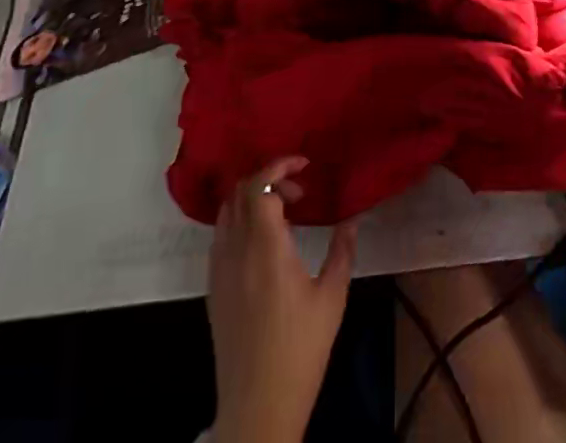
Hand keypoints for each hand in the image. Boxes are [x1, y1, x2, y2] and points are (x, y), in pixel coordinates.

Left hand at [207, 157, 356, 442]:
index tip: (304, 164)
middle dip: (269, 179)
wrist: (258, 401)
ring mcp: (219, 267)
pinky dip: (240, 220)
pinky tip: (265, 240)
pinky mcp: (213, 284)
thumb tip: (352, 218)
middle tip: (301, 194)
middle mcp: (235, 250)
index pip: (259, 187)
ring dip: (253, 198)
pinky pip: (221, 234)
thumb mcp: (332, 298)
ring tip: (285, 214)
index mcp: (266, 249)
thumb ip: (342, 251)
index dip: (279, 165)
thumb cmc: (301, 349)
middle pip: (239, 191)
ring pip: (226, 210)